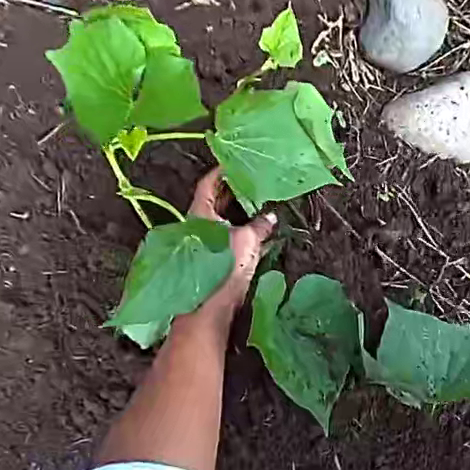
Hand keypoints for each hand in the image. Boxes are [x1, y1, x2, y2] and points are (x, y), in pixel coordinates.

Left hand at [185, 168, 275, 324]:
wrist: (210, 308)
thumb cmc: (223, 268)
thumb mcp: (247, 240)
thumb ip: (260, 225)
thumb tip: (270, 216)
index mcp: (201, 213)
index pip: (210, 183)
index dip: (223, 170)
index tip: (238, 161)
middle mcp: (199, 225)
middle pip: (217, 200)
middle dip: (236, 191)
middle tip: (256, 180)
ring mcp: (206, 243)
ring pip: (225, 220)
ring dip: (242, 212)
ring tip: (263, 203)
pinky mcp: (215, 260)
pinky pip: (231, 238)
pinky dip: (245, 232)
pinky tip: (262, 233)